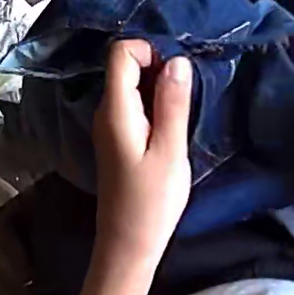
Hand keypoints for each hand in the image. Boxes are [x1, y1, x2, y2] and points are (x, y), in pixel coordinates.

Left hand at [93, 40, 192, 277]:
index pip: (119, 53)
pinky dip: (153, 102)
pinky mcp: (117, 136)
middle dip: (158, 65)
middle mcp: (105, 111)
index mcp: (115, 110)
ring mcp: (109, 124)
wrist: (128, 244)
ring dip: (158, 85)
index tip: (177, 71)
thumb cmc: (152, 201)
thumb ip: (173, 104)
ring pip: (131, 84)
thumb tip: (177, 60)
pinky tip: (173, 121)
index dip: (149, 50)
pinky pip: (133, 103)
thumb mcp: (171, 151)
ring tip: (185, 107)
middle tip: (188, 91)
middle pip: (125, 65)